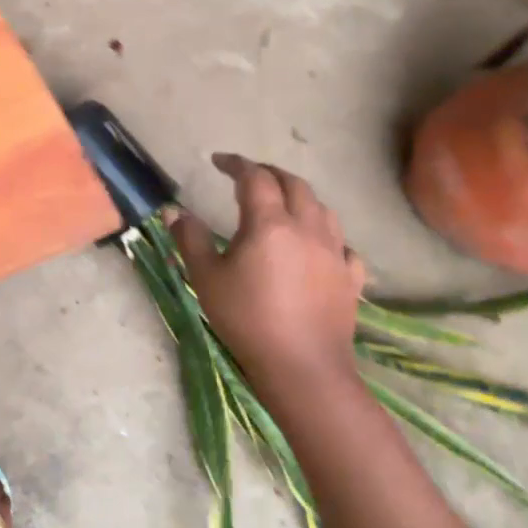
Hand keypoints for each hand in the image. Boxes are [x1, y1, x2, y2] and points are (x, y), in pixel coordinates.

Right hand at [171, 154, 365, 394]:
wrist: (303, 367)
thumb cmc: (246, 317)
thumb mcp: (205, 276)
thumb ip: (190, 238)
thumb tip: (176, 211)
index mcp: (269, 224)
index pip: (254, 179)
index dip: (236, 164)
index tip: (218, 161)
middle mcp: (307, 229)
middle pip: (295, 186)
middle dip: (270, 173)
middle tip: (248, 174)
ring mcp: (335, 254)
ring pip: (323, 209)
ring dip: (300, 197)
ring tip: (281, 201)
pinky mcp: (351, 279)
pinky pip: (343, 244)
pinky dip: (327, 234)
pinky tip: (317, 244)